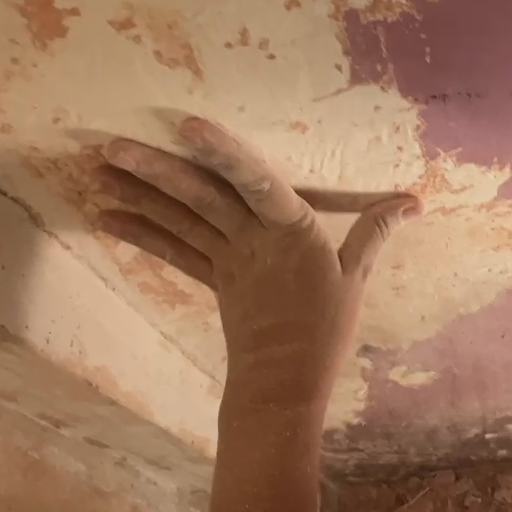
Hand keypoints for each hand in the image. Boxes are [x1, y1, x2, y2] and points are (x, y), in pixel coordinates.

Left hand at [96, 117, 419, 419]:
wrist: (286, 385)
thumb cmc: (326, 328)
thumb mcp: (357, 275)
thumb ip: (377, 230)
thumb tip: (415, 201)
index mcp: (290, 231)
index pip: (256, 182)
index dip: (224, 153)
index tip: (188, 126)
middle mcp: (251, 240)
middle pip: (201, 199)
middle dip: (155, 170)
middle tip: (108, 145)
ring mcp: (226, 260)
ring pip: (179, 221)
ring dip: (138, 194)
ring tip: (96, 168)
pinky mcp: (212, 279)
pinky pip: (173, 251)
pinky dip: (141, 232)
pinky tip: (105, 216)